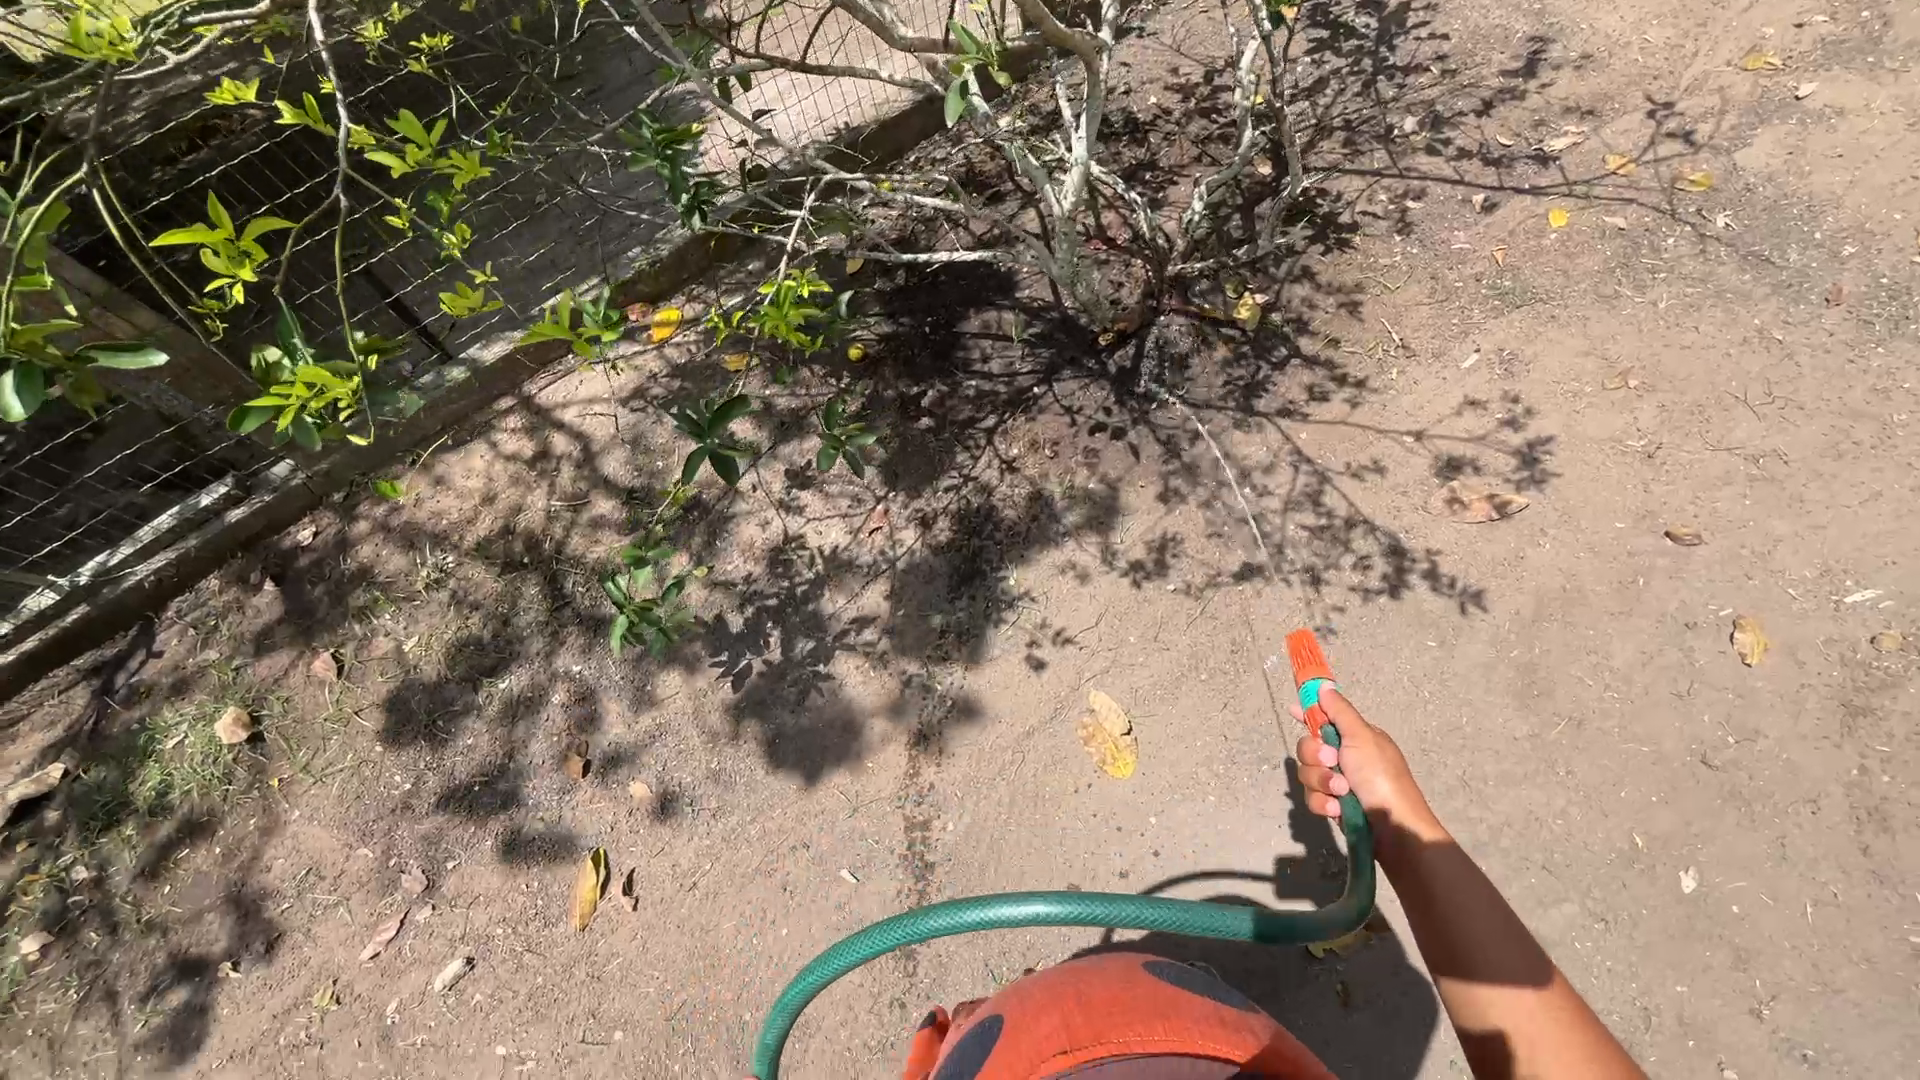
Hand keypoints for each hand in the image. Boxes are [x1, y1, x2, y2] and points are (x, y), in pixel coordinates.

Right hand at [1289, 687, 1435, 832]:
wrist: (1394, 828)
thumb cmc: (1381, 777)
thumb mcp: (1362, 737)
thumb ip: (1340, 711)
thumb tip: (1325, 686)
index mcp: (1354, 738)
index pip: (1325, 718)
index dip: (1307, 714)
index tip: (1292, 710)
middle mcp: (1344, 758)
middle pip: (1307, 747)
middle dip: (1315, 756)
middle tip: (1332, 761)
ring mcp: (1337, 782)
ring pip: (1306, 773)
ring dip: (1322, 782)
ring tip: (1341, 793)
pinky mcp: (1332, 805)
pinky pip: (1312, 797)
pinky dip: (1323, 803)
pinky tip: (1337, 809)